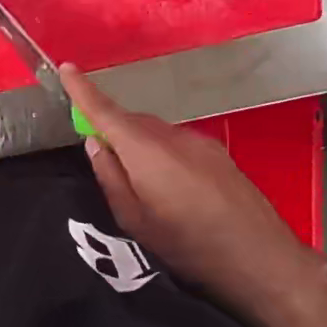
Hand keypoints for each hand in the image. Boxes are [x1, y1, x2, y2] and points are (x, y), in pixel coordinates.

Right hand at [62, 65, 326, 326]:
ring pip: (155, 132)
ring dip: (137, 145)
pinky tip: (167, 186)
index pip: (107, 112)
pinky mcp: (217, 154)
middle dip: (111, 129)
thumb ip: (111, 177)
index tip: (66, 69)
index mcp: (146, 152)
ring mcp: (200, 142)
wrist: (259, 257)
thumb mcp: (134, 220)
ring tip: (137, 183)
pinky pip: (176, 142)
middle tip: (101, 159)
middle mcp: (174, 137)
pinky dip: (160, 152)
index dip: (83, 90)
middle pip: (132, 121)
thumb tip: (94, 144)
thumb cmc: (188, 245)